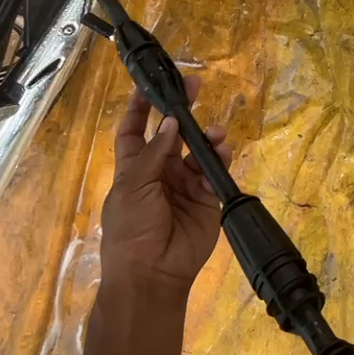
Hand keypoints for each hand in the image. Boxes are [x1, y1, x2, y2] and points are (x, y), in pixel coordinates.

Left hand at [101, 76, 230, 291]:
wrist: (153, 271)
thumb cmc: (131, 230)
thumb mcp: (133, 190)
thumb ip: (154, 155)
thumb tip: (171, 121)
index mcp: (134, 170)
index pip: (133, 133)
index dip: (138, 111)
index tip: (146, 86)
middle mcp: (161, 171)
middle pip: (172, 133)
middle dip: (182, 108)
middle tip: (195, 83)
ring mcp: (185, 182)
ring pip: (198, 148)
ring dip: (206, 135)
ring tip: (216, 132)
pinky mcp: (208, 194)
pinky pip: (216, 168)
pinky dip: (220, 156)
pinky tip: (222, 151)